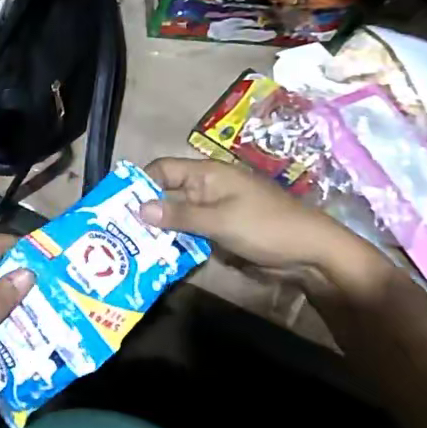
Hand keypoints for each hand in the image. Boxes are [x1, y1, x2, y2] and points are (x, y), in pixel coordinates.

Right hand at [138, 157, 370, 283]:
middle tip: (116, 234)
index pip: (162, 169)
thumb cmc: (266, 226)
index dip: (139, 183)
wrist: (311, 252)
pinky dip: (177, 242)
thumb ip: (179, 215)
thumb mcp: (219, 220)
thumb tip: (139, 207)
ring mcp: (215, 210)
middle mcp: (207, 188)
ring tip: (131, 249)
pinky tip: (159, 258)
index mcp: (207, 174)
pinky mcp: (222, 232)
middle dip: (145, 211)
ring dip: (159, 230)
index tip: (115, 204)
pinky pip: (192, 233)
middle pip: (167, 194)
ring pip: (177, 217)